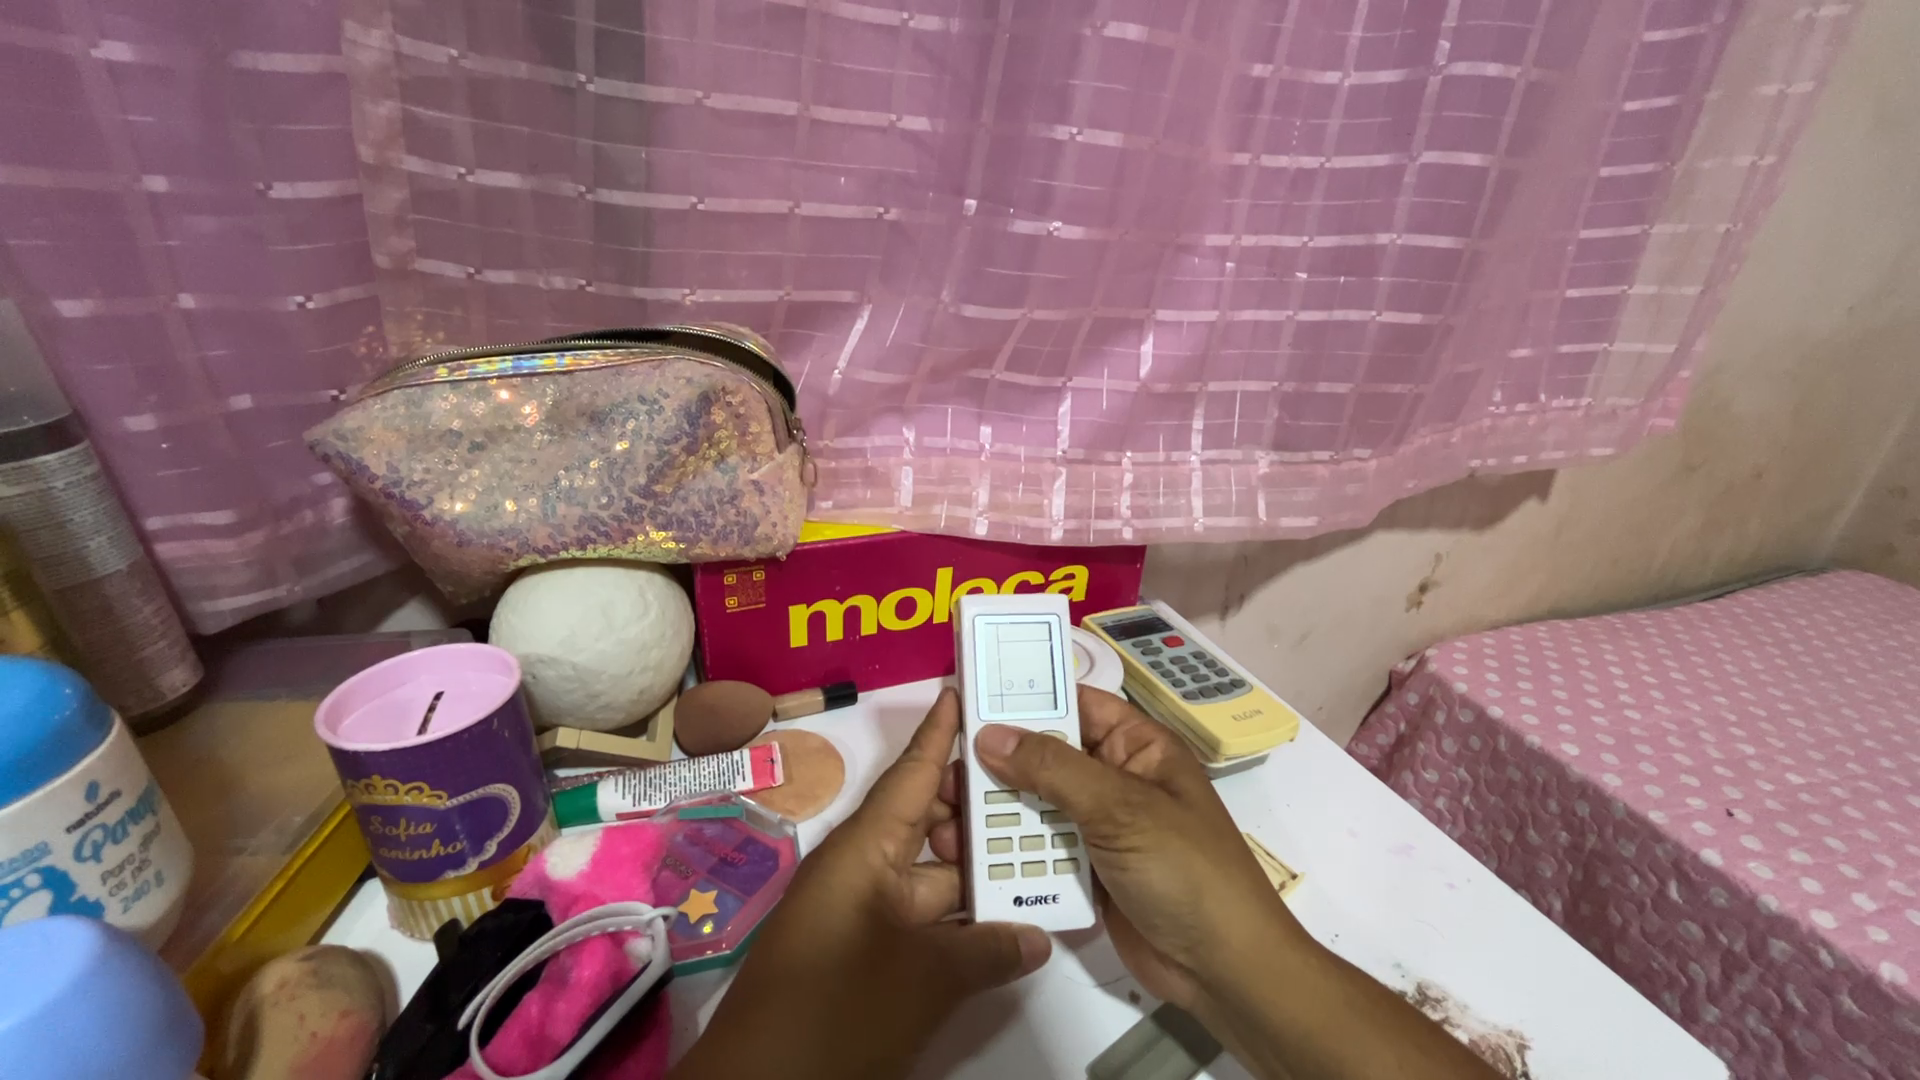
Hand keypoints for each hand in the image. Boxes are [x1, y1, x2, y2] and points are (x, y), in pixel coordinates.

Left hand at [673, 688, 1048, 1079]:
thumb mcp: (924, 979)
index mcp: (866, 849)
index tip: (963, 690)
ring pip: (932, 872)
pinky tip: (1007, 919)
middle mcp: (865, 867)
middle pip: (929, 820)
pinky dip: (961, 913)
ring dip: (976, 867)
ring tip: (1038, 850)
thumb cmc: (838, 1008)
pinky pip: (923, 913)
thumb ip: (987, 952)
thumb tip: (1038, 938)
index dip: (940, 732)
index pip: (912, 773)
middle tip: (1035, 787)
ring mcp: (865, 909)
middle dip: (978, 806)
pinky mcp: (866, 948)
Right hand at [957, 686, 1304, 1012]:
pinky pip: (1040, 847)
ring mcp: (1099, 826)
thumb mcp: (1120, 808)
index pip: (1076, 704)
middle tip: (945, 769)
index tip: (971, 698)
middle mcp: (1115, 778)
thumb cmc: (1184, 869)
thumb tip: (988, 735)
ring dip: (996, 810)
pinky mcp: (1086, 870)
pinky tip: (966, 856)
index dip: (1027, 698)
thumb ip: (1052, 768)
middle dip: (998, 762)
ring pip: (1037, 804)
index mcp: (1137, 746)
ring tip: (945, 816)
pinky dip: (1008, 849)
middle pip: (1046, 756)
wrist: (1223, 970)